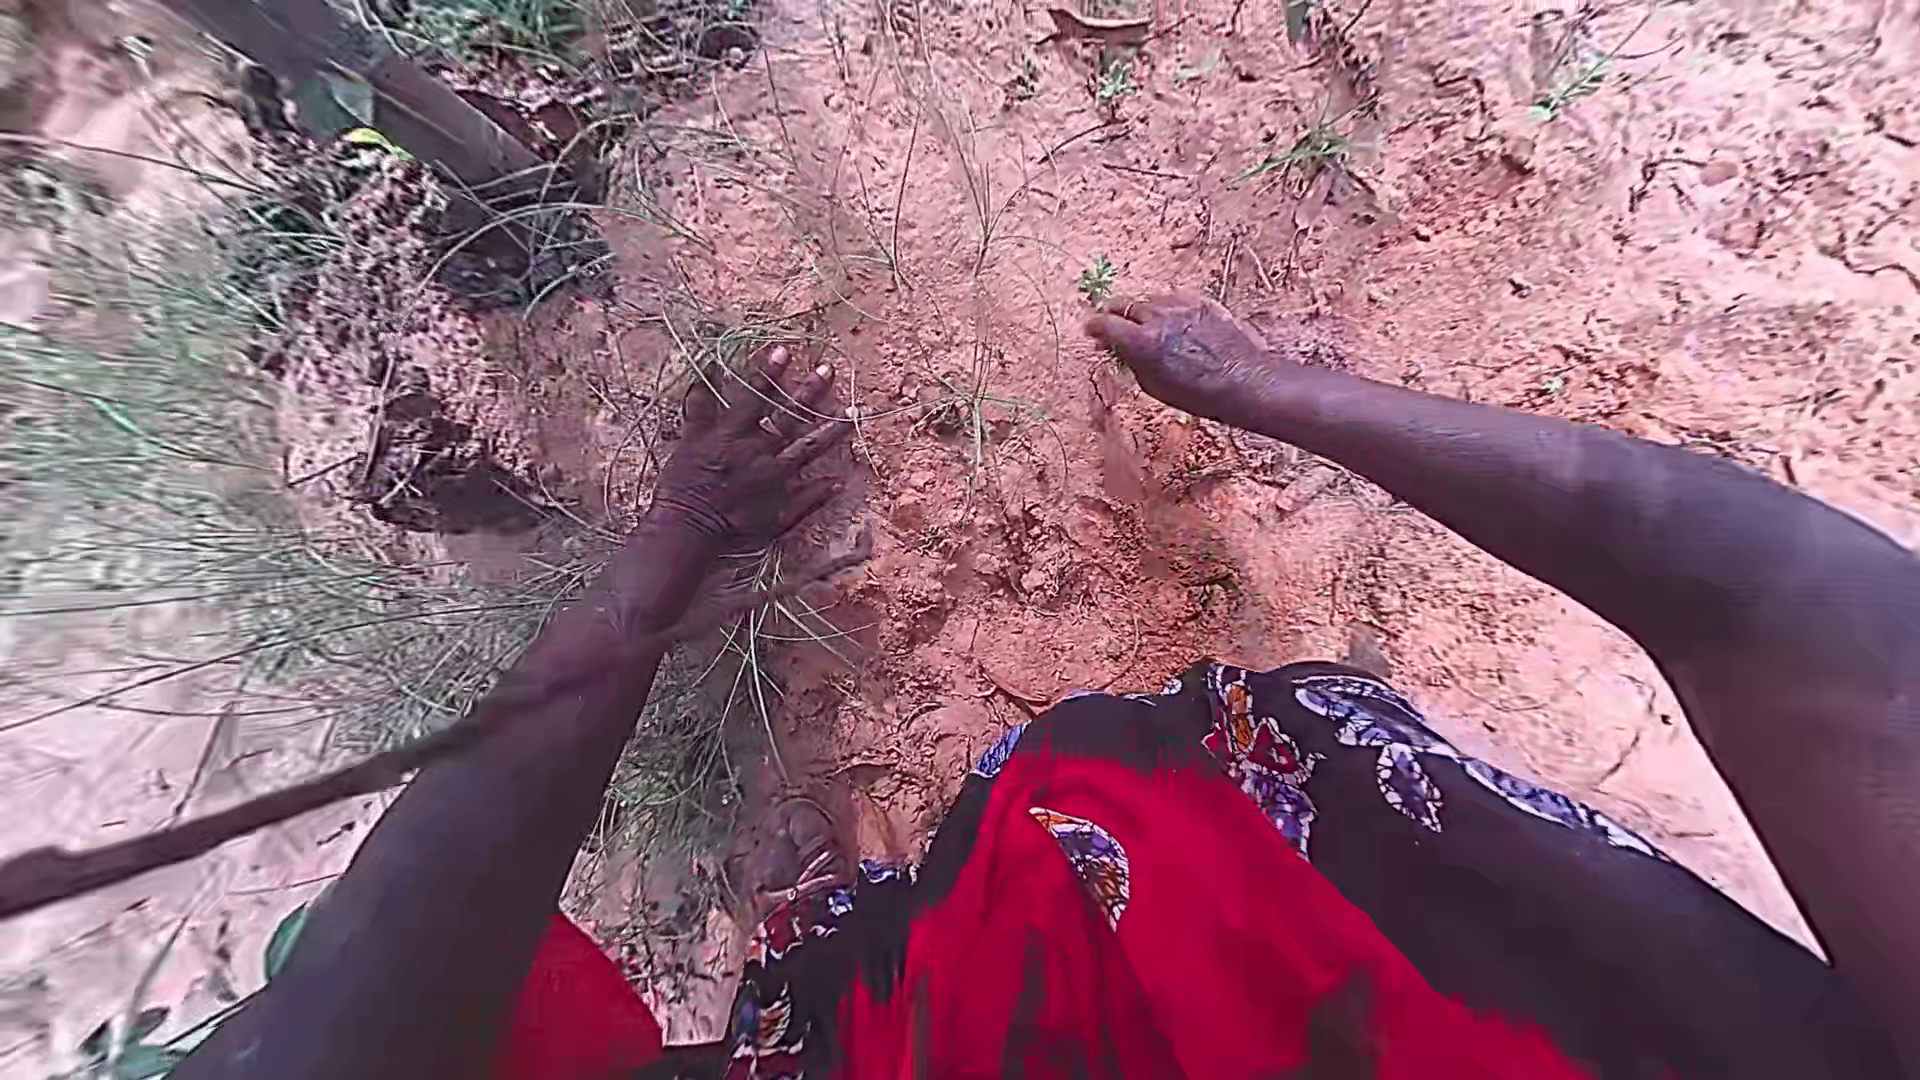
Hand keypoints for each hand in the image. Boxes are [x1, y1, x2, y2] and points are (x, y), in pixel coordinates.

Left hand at [651, 347, 850, 547]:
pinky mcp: (698, 435)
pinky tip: (709, 358)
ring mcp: (727, 439)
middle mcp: (757, 449)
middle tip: (827, 368)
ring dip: (768, 375)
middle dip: (810, 392)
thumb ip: (809, 501)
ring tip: (782, 350)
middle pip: (788, 415)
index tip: (852, 410)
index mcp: (777, 470)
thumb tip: (838, 482)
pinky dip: (703, 383)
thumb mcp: (779, 523)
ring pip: (752, 401)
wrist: (689, 529)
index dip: (833, 427)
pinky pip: (700, 405)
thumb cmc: (734, 530)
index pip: (811, 444)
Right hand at [1084, 293, 1296, 425]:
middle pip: (1125, 306)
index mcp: (1141, 342)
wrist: (1242, 382)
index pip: (1106, 325)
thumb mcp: (1153, 385)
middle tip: (1107, 321)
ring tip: (1138, 322)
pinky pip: (1173, 299)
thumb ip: (1132, 362)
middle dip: (1113, 313)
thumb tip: (1121, 350)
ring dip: (1139, 310)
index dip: (1094, 326)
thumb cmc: (1197, 394)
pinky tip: (1165, 317)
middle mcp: (1158, 318)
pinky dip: (1163, 307)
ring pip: (1149, 300)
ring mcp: (1181, 307)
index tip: (1090, 329)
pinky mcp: (1202, 303)